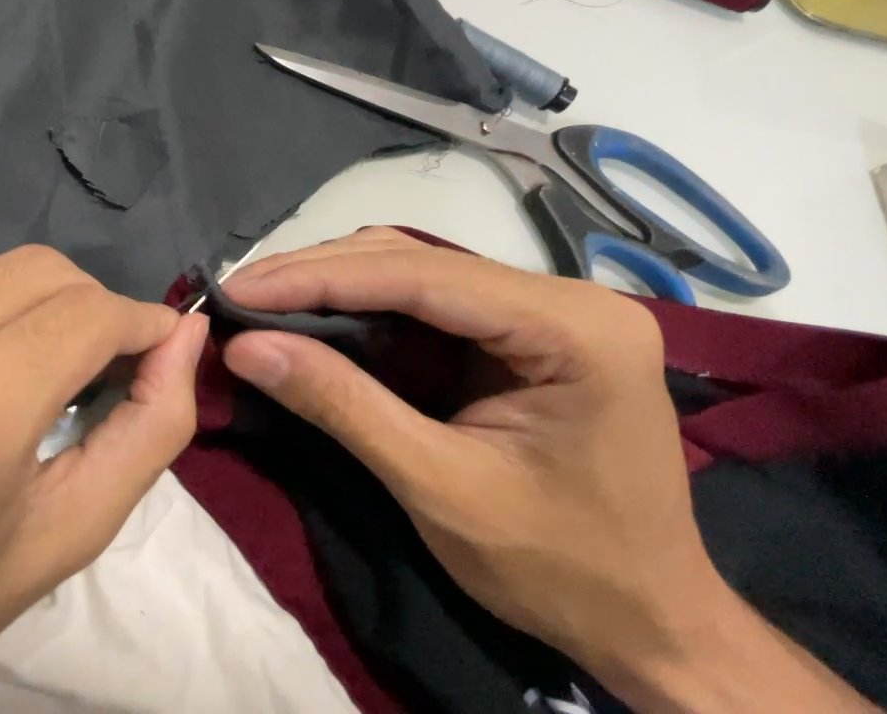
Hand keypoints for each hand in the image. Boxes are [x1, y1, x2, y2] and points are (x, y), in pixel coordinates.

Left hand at [0, 246, 208, 711]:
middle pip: (44, 273)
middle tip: (95, 373)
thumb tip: (183, 340)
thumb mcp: (61, 541)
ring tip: (26, 372)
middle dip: (91, 311)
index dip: (139, 324)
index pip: (88, 315)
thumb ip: (144, 433)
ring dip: (33, 307)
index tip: (156, 353)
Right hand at [218, 229, 876, 712]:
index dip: (317, 277)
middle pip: (416, 262)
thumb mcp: (438, 487)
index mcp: (572, 329)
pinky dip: (364, 310)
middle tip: (235, 298)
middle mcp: (568, 298)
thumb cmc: (558, 568)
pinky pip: (431, 303)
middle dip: (317, 276)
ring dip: (333, 286)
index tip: (237, 290)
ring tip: (259, 305)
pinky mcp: (526, 333)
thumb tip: (244, 347)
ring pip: (417, 273)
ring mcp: (550, 312)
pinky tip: (313, 319)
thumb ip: (342, 406)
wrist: (650, 624)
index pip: (421, 276)